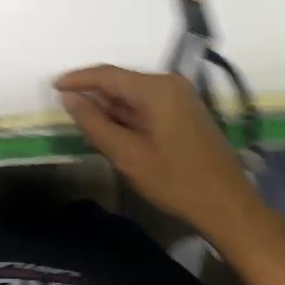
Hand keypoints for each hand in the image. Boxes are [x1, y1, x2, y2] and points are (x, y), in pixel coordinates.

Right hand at [54, 66, 263, 240]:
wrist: (231, 209)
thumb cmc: (176, 182)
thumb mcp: (128, 156)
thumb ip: (94, 124)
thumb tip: (69, 98)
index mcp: (156, 89)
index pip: (107, 75)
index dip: (78, 79)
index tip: (53, 87)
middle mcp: (170, 83)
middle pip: (121, 82)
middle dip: (96, 96)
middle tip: (71, 112)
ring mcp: (182, 96)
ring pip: (134, 94)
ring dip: (113, 108)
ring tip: (92, 126)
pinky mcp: (187, 110)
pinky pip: (149, 103)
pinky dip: (130, 114)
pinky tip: (119, 132)